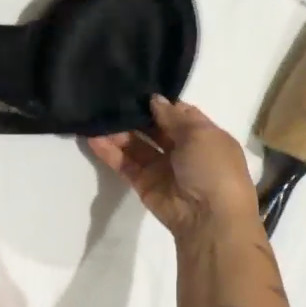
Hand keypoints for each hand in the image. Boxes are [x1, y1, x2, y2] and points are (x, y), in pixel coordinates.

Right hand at [88, 96, 259, 240]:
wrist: (209, 217)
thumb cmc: (213, 169)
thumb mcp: (201, 134)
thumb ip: (174, 116)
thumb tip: (155, 99)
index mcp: (204, 137)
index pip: (179, 114)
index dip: (160, 103)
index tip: (137, 89)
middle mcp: (183, 150)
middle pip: (154, 128)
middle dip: (135, 115)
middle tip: (110, 100)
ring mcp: (162, 167)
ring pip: (136, 145)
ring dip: (118, 132)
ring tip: (96, 118)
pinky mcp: (143, 182)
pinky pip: (124, 163)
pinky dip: (109, 152)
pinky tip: (93, 138)